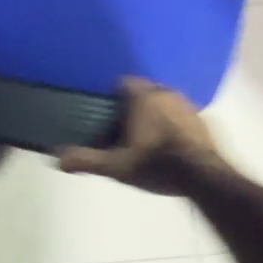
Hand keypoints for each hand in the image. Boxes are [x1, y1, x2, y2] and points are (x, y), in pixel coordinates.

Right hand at [57, 77, 231, 194]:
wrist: (203, 178)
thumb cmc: (156, 165)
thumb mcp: (117, 166)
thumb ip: (88, 160)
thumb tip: (57, 159)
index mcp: (142, 96)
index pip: (123, 84)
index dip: (116, 98)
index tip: (110, 114)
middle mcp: (164, 92)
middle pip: (145, 92)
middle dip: (137, 105)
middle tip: (129, 129)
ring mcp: (188, 105)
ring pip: (166, 102)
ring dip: (158, 113)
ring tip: (152, 137)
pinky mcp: (204, 120)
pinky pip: (184, 116)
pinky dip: (178, 125)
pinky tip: (174, 145)